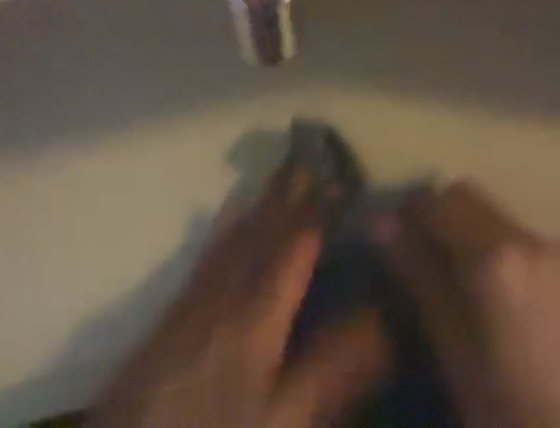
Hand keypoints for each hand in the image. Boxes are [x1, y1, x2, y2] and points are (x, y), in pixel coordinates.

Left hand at [91, 169, 391, 427]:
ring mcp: (197, 296)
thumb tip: (382, 314)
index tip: (342, 178)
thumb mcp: (284, 417)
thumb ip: (332, 368)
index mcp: (257, 313)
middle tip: (313, 157)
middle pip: (263, 232)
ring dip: (263, 203)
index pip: (294, 247)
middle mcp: (226, 290)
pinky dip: (228, 224)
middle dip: (289, 195)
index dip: (318, 212)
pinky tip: (232, 211)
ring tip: (284, 174)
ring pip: (237, 236)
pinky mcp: (177, 308)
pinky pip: (211, 249)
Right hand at [377, 181, 559, 427]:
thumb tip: (379, 223)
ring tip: (448, 274)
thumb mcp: (449, 343)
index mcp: (494, 254)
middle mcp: (527, 238)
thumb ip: (416, 274)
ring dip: (465, 228)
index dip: (405, 211)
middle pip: (467, 196)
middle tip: (413, 251)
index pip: (436, 201)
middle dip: (436, 213)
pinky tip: (487, 292)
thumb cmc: (504, 401)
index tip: (386, 235)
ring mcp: (556, 253)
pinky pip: (518, 238)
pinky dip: (492, 246)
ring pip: (494, 216)